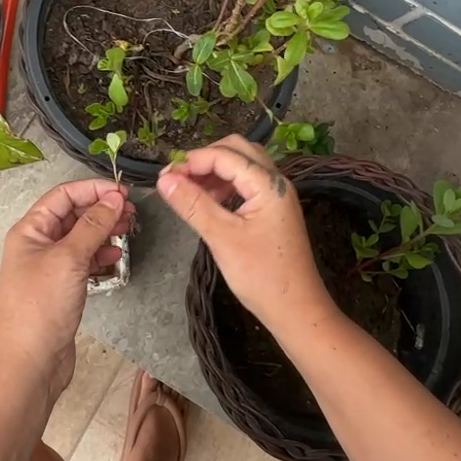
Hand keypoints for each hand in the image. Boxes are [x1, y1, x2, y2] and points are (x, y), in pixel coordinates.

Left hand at [0, 178, 133, 396]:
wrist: (30, 364)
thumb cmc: (41, 308)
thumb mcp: (69, 259)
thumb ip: (93, 225)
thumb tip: (114, 198)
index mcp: (30, 230)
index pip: (64, 195)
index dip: (93, 189)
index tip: (122, 192)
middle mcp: (37, 244)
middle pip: (72, 214)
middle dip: (101, 208)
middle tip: (130, 211)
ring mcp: (48, 267)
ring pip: (80, 237)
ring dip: (103, 230)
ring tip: (128, 229)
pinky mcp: (60, 287)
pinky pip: (82, 260)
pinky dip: (100, 254)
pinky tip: (115, 256)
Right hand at [155, 135, 332, 331]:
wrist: (297, 310)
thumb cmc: (262, 276)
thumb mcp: (222, 238)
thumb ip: (193, 204)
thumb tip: (164, 179)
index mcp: (269, 184)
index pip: (224, 155)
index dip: (192, 161)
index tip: (164, 176)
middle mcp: (276, 182)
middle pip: (236, 150)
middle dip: (204, 158)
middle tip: (177, 178)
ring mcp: (276, 195)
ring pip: (242, 165)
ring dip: (214, 171)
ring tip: (188, 190)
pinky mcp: (273, 210)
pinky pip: (246, 183)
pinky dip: (224, 185)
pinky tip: (209, 202)